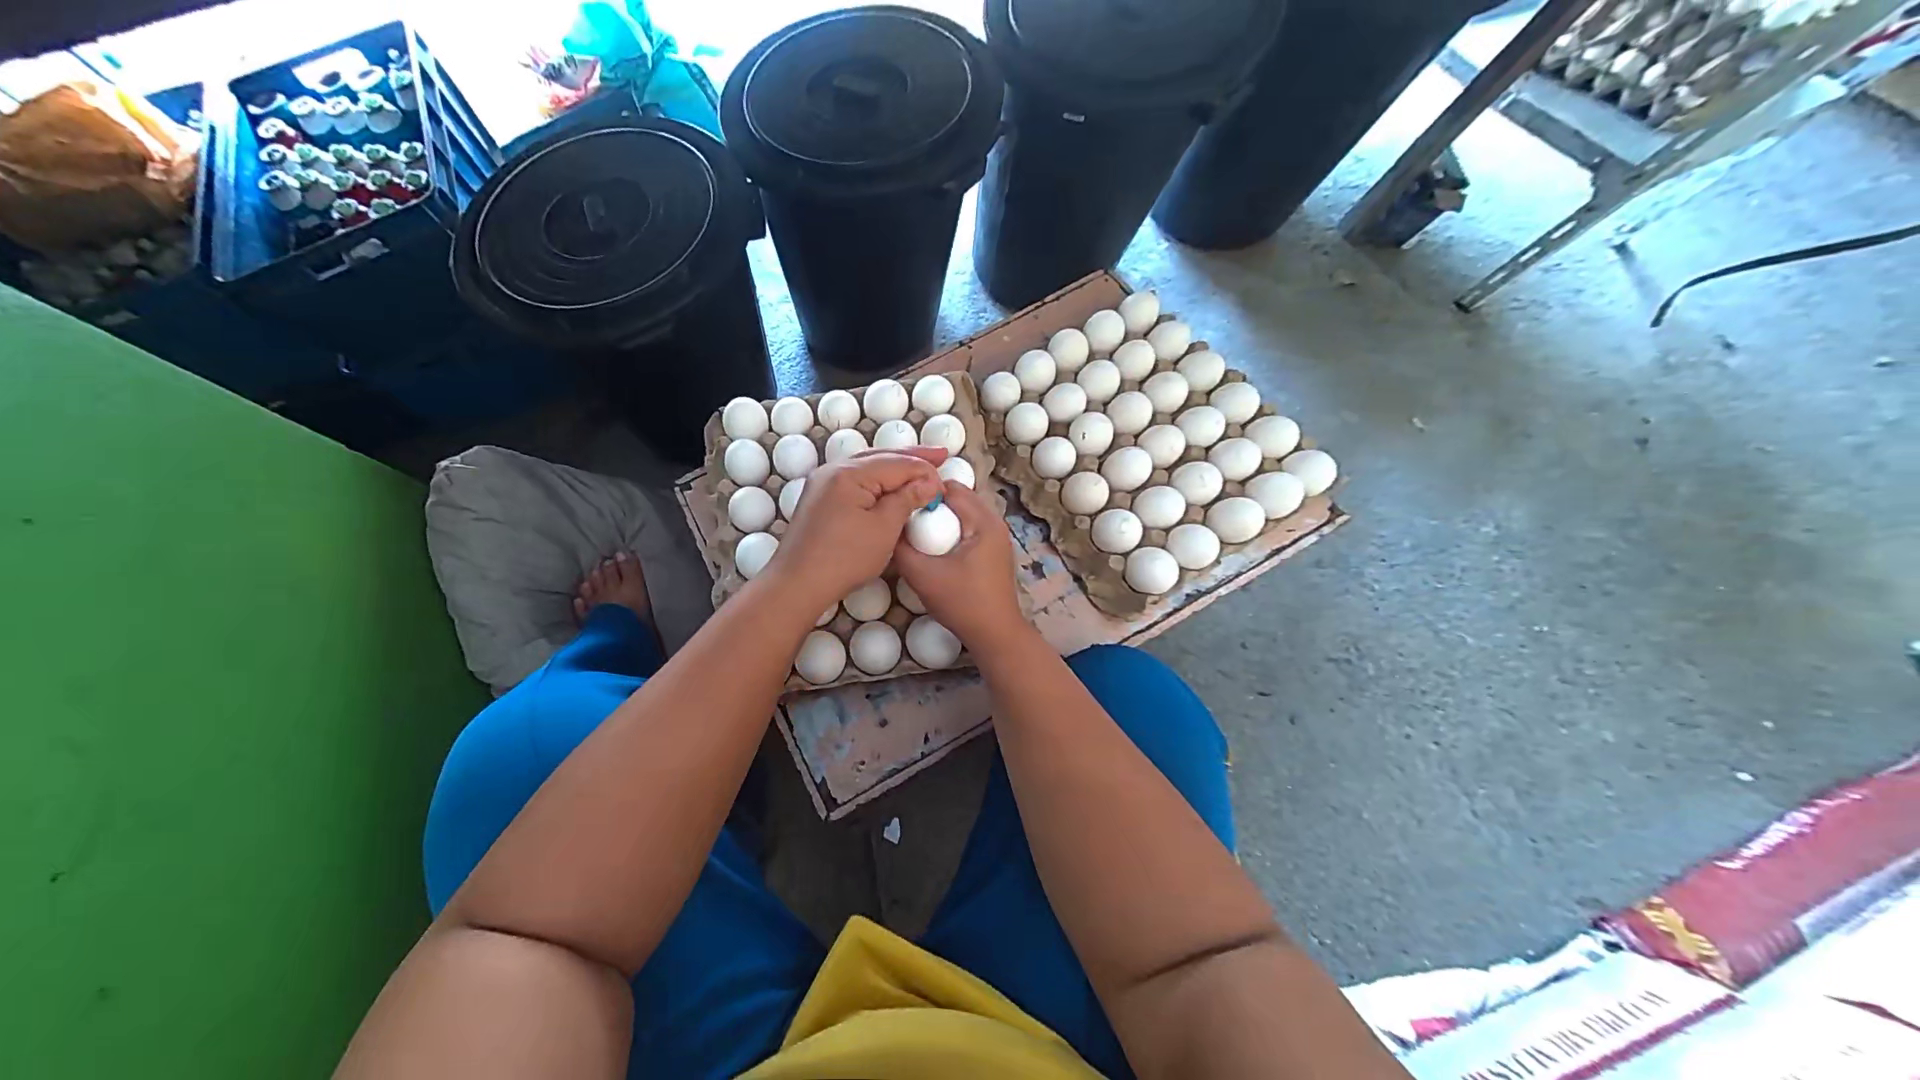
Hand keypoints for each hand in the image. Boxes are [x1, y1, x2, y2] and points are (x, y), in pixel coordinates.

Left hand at [764, 448, 945, 613]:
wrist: (797, 584)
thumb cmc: (843, 559)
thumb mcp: (885, 528)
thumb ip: (908, 499)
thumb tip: (929, 483)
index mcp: (849, 473)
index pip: (897, 463)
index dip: (925, 471)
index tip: (945, 485)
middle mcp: (833, 470)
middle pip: (881, 457)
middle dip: (912, 458)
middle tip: (941, 455)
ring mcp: (823, 484)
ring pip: (867, 467)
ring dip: (895, 467)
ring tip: (921, 468)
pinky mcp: (820, 500)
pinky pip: (855, 481)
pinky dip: (878, 481)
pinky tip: (891, 486)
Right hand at [892, 481, 1028, 649]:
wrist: (994, 635)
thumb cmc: (962, 603)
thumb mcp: (922, 575)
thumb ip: (901, 547)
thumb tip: (887, 527)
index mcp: (984, 522)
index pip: (951, 488)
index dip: (923, 490)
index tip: (901, 503)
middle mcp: (995, 523)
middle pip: (958, 499)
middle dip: (932, 505)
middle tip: (905, 517)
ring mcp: (997, 538)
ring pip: (963, 515)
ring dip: (941, 520)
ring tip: (917, 534)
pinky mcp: (993, 552)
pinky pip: (968, 529)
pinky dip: (951, 533)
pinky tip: (934, 550)